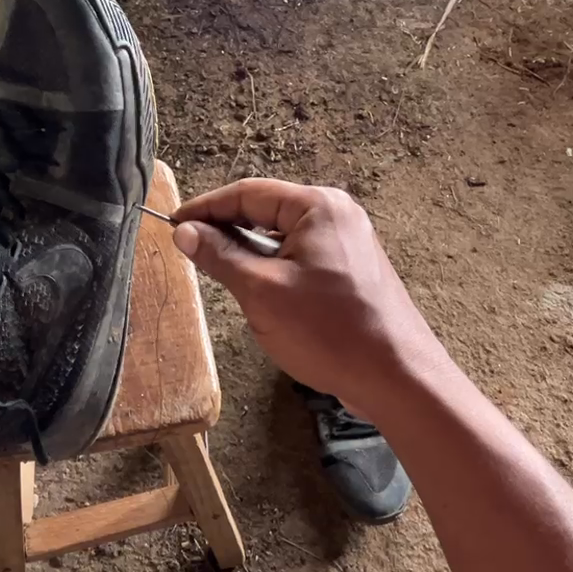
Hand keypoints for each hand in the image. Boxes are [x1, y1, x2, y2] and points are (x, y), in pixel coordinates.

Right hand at [170, 179, 446, 418]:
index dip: (206, 208)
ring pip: (283, 236)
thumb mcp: (261, 291)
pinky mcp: (352, 268)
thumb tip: (185, 232)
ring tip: (221, 272)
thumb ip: (220, 256)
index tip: (173, 224)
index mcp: (318, 205)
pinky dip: (274, 266)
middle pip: (267, 210)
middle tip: (191, 249)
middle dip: (227, 229)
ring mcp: (348, 241)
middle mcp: (336, 213)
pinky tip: (259, 290)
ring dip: (251, 251)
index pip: (248, 193)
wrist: (398, 378)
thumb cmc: (329, 331)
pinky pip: (301, 255)